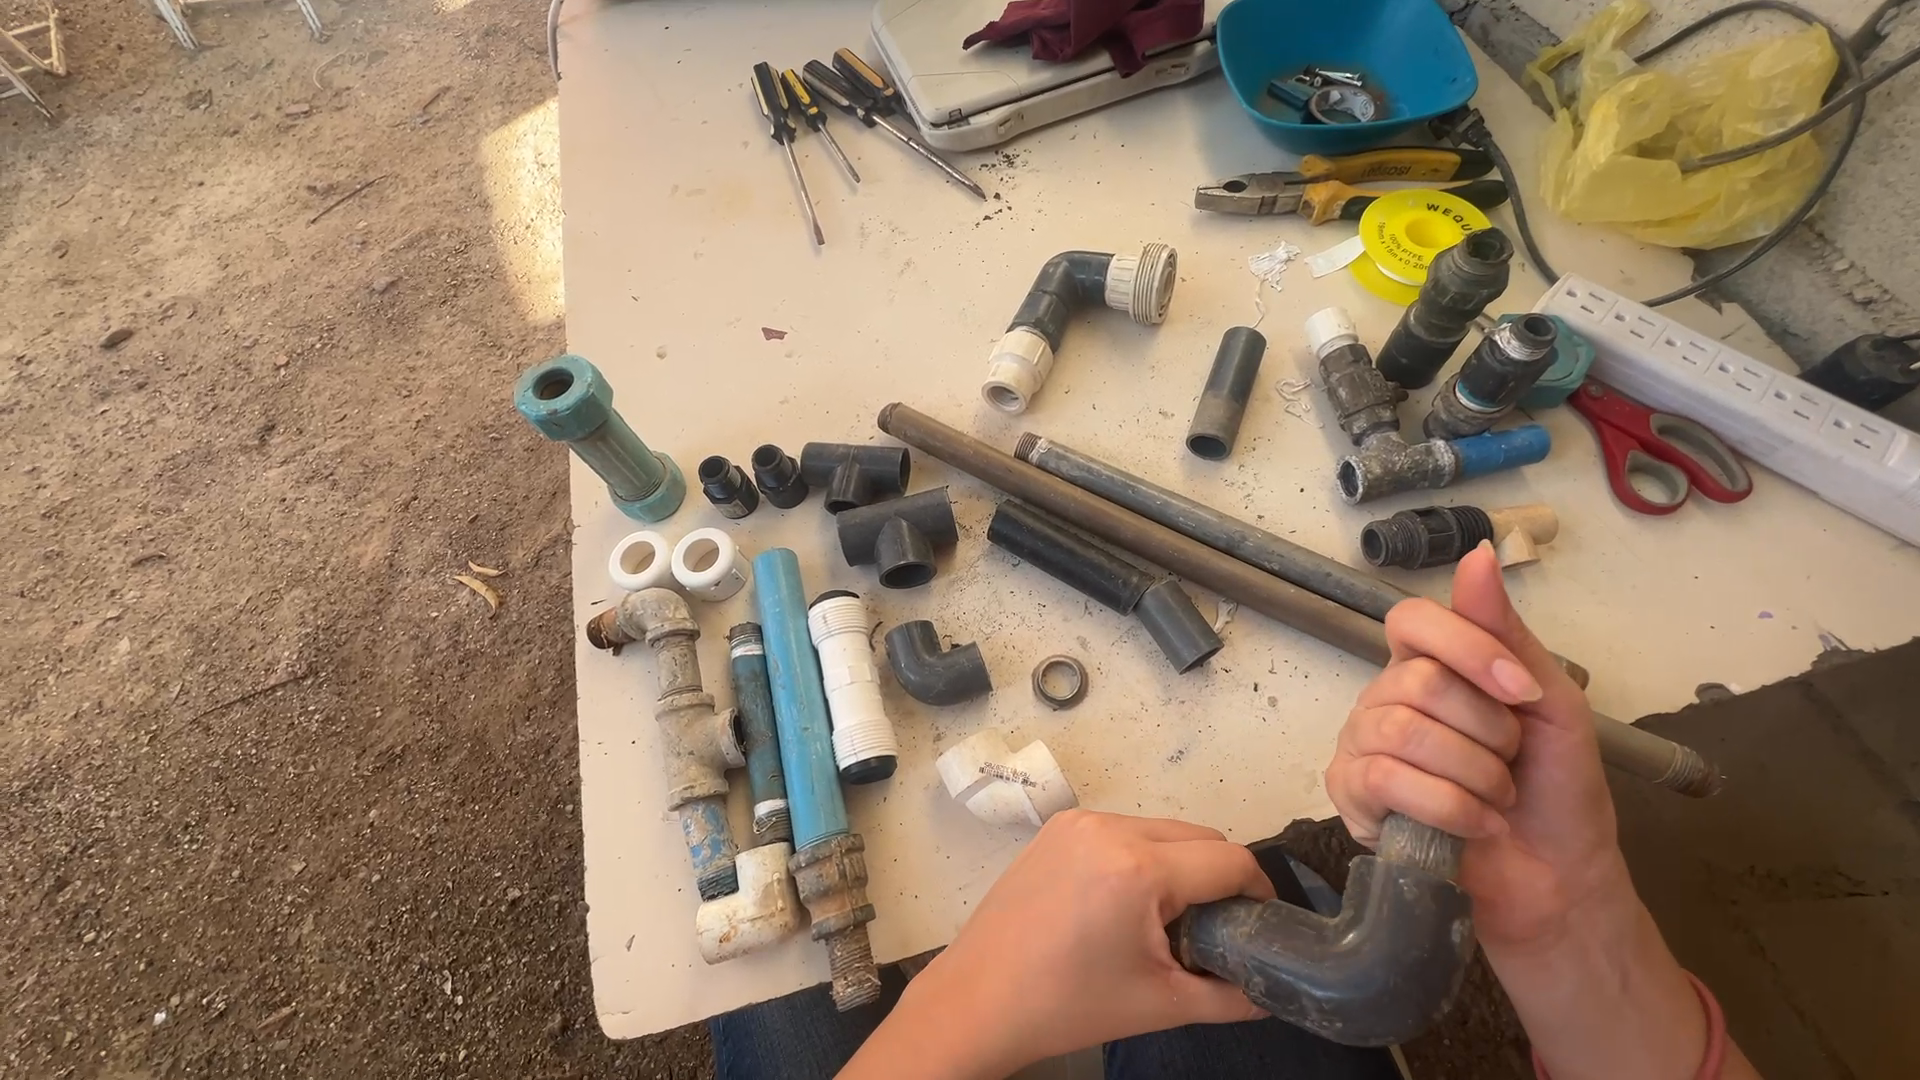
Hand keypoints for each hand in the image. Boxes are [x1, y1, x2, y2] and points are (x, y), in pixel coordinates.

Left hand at [840, 810, 1272, 1078]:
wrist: (980, 996)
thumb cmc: (1070, 1004)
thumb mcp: (1161, 1004)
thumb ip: (1231, 995)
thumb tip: (1268, 987)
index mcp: (1138, 867)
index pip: (1227, 860)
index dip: (1258, 889)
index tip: (1262, 921)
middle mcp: (1109, 827)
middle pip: (1196, 836)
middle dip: (1218, 876)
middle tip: (1216, 927)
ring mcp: (1078, 821)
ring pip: (1158, 829)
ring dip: (1179, 863)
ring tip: (1168, 917)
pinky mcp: (1056, 827)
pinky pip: (1120, 829)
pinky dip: (1140, 854)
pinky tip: (1125, 899)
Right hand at [1325, 542, 1625, 950]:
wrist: (1555, 880)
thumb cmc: (1554, 791)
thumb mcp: (1550, 706)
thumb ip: (1505, 635)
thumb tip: (1479, 553)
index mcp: (1427, 671)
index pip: (1411, 620)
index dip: (1465, 647)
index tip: (1520, 692)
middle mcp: (1383, 699)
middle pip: (1417, 682)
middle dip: (1487, 733)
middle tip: (1508, 764)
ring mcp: (1360, 745)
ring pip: (1403, 732)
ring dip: (1475, 776)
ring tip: (1493, 799)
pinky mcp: (1349, 793)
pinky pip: (1387, 780)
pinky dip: (1452, 808)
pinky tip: (1473, 825)